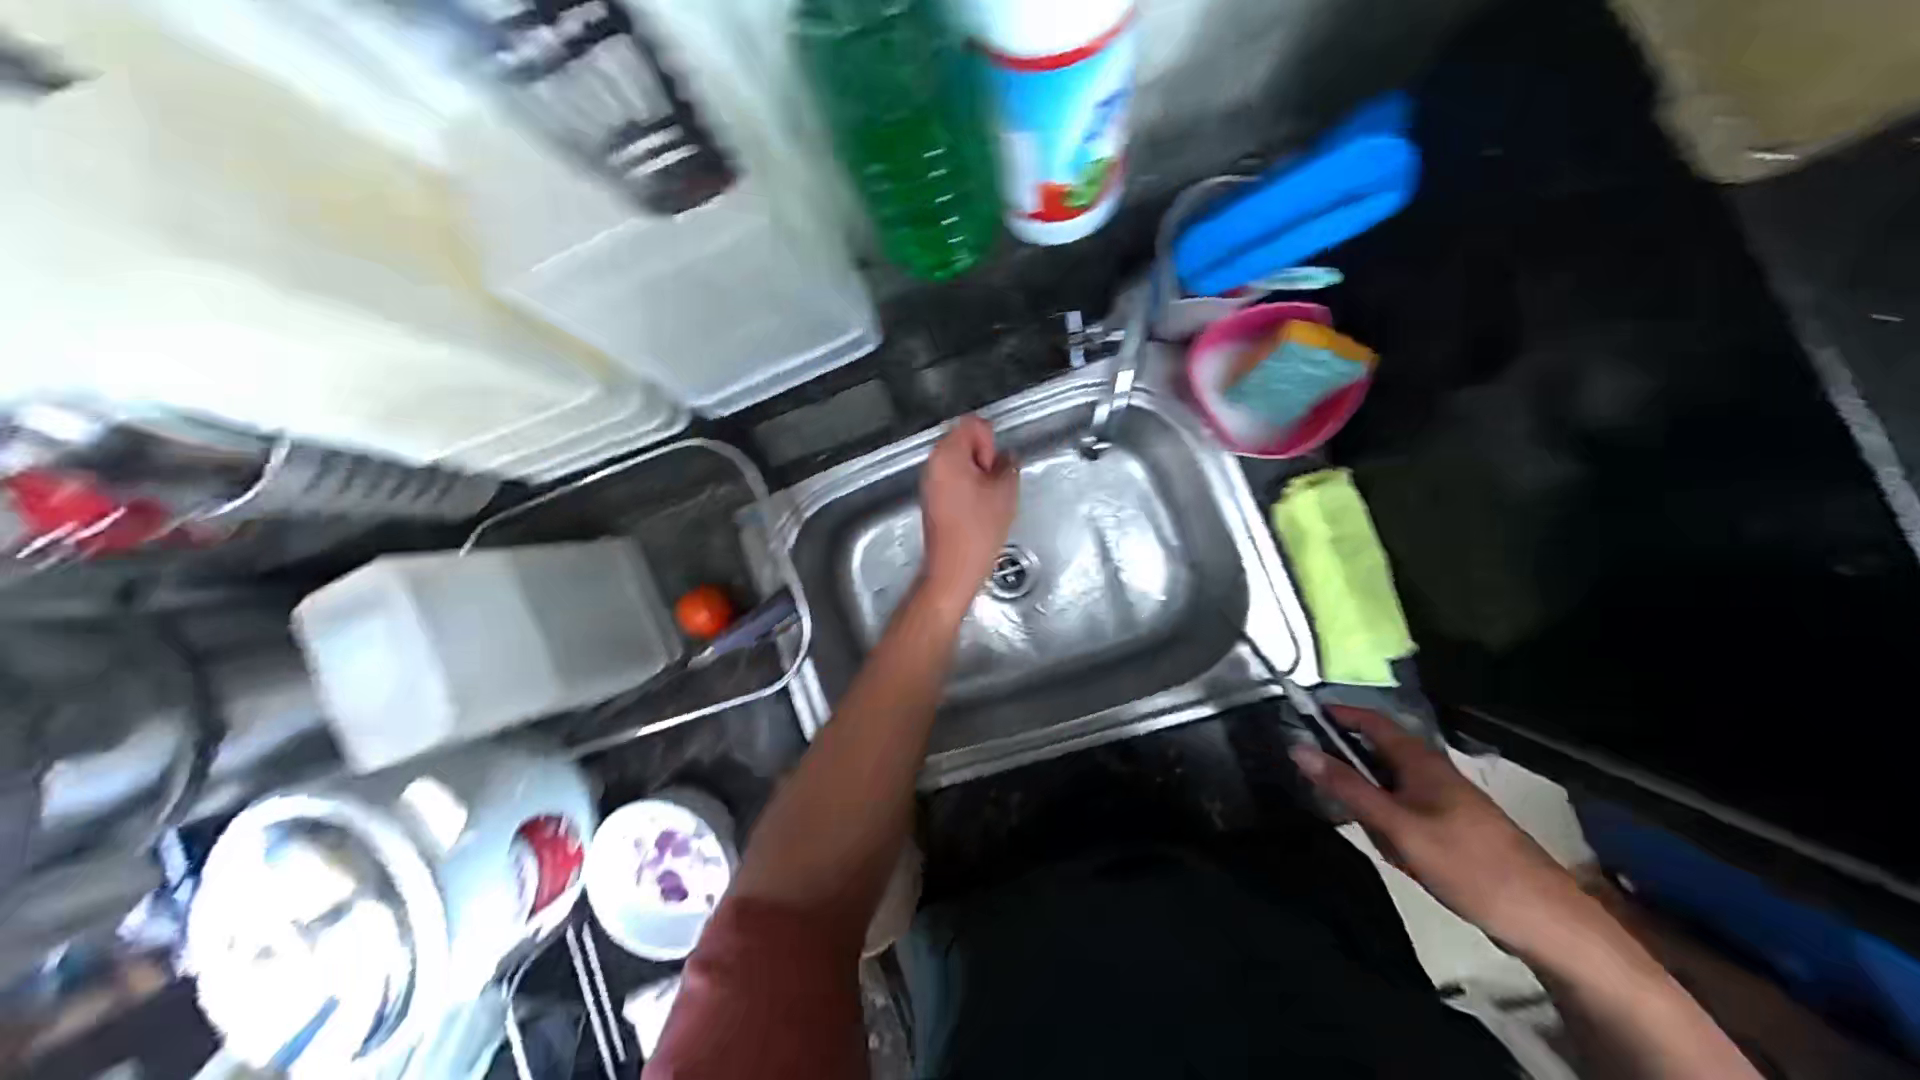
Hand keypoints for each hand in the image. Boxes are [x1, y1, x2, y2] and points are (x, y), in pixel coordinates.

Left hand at [919, 415, 1016, 605]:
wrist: (954, 568)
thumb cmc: (978, 530)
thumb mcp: (1005, 491)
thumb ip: (1008, 464)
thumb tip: (1005, 458)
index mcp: (947, 454)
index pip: (973, 424)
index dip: (990, 442)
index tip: (993, 468)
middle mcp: (933, 463)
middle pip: (965, 440)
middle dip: (984, 457)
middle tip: (992, 485)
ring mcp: (930, 481)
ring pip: (960, 461)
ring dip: (978, 474)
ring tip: (987, 500)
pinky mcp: (932, 498)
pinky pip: (954, 479)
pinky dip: (968, 488)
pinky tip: (977, 510)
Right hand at [1292, 707, 1595, 956]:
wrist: (1545, 919)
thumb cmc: (1467, 864)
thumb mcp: (1397, 826)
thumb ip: (1347, 787)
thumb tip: (1298, 748)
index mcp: (1422, 760)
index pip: (1371, 720)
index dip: (1336, 714)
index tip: (1299, 717)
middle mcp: (1433, 772)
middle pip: (1376, 753)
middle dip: (1347, 766)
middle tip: (1316, 783)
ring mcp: (1444, 800)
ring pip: (1388, 786)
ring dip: (1368, 801)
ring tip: (1361, 828)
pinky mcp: (1451, 827)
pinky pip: (1404, 810)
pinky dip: (1387, 821)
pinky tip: (1391, 849)